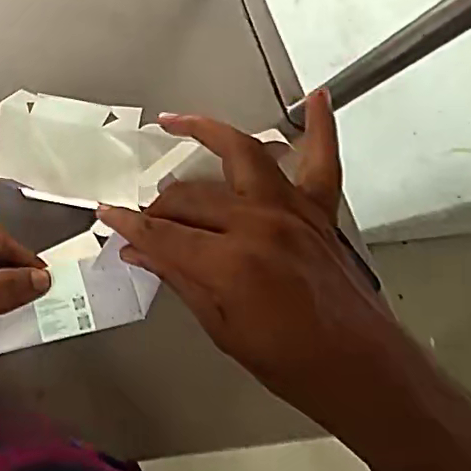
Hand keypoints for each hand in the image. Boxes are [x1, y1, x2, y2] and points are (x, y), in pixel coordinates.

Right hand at [98, 91, 451, 453]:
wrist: (362, 372)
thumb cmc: (292, 363)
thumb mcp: (220, 326)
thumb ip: (177, 277)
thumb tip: (139, 252)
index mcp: (230, 263)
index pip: (161, 233)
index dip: (127, 225)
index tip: (108, 216)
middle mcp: (260, 226)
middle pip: (191, 197)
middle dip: (157, 206)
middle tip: (142, 218)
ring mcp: (293, 212)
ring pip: (241, 155)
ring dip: (206, 133)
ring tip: (176, 122)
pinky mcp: (319, 212)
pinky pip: (321, 159)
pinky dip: (321, 126)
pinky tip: (318, 97)